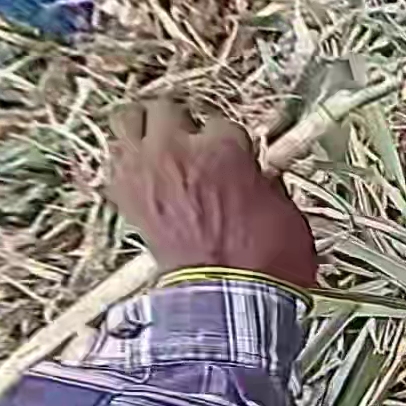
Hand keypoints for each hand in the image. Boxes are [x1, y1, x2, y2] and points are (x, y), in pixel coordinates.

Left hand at [106, 99, 318, 288]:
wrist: (232, 296)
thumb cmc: (268, 261)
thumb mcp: (288, 216)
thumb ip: (267, 185)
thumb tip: (259, 177)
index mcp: (224, 152)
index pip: (226, 126)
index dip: (237, 146)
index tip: (243, 161)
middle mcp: (177, 150)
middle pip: (168, 110)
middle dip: (186, 125)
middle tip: (199, 144)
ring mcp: (143, 168)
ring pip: (128, 119)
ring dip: (148, 130)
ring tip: (165, 147)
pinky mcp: (124, 192)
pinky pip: (116, 157)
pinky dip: (131, 161)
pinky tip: (151, 176)